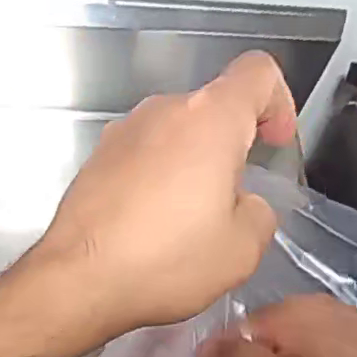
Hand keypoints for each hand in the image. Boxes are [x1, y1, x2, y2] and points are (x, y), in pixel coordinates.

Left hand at [22, 51, 298, 353]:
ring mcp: (120, 136)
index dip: (278, 103)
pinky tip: (147, 234)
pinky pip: (138, 164)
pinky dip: (152, 187)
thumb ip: (260, 216)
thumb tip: (247, 208)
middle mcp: (161, 113)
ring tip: (184, 228)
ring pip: (171, 140)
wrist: (78, 282)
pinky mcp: (93, 165)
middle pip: (209, 113)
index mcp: (209, 119)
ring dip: (186, 172)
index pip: (258, 74)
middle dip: (228, 153)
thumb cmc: (162, 262)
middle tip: (228, 207)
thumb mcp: (239, 252)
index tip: (274, 144)